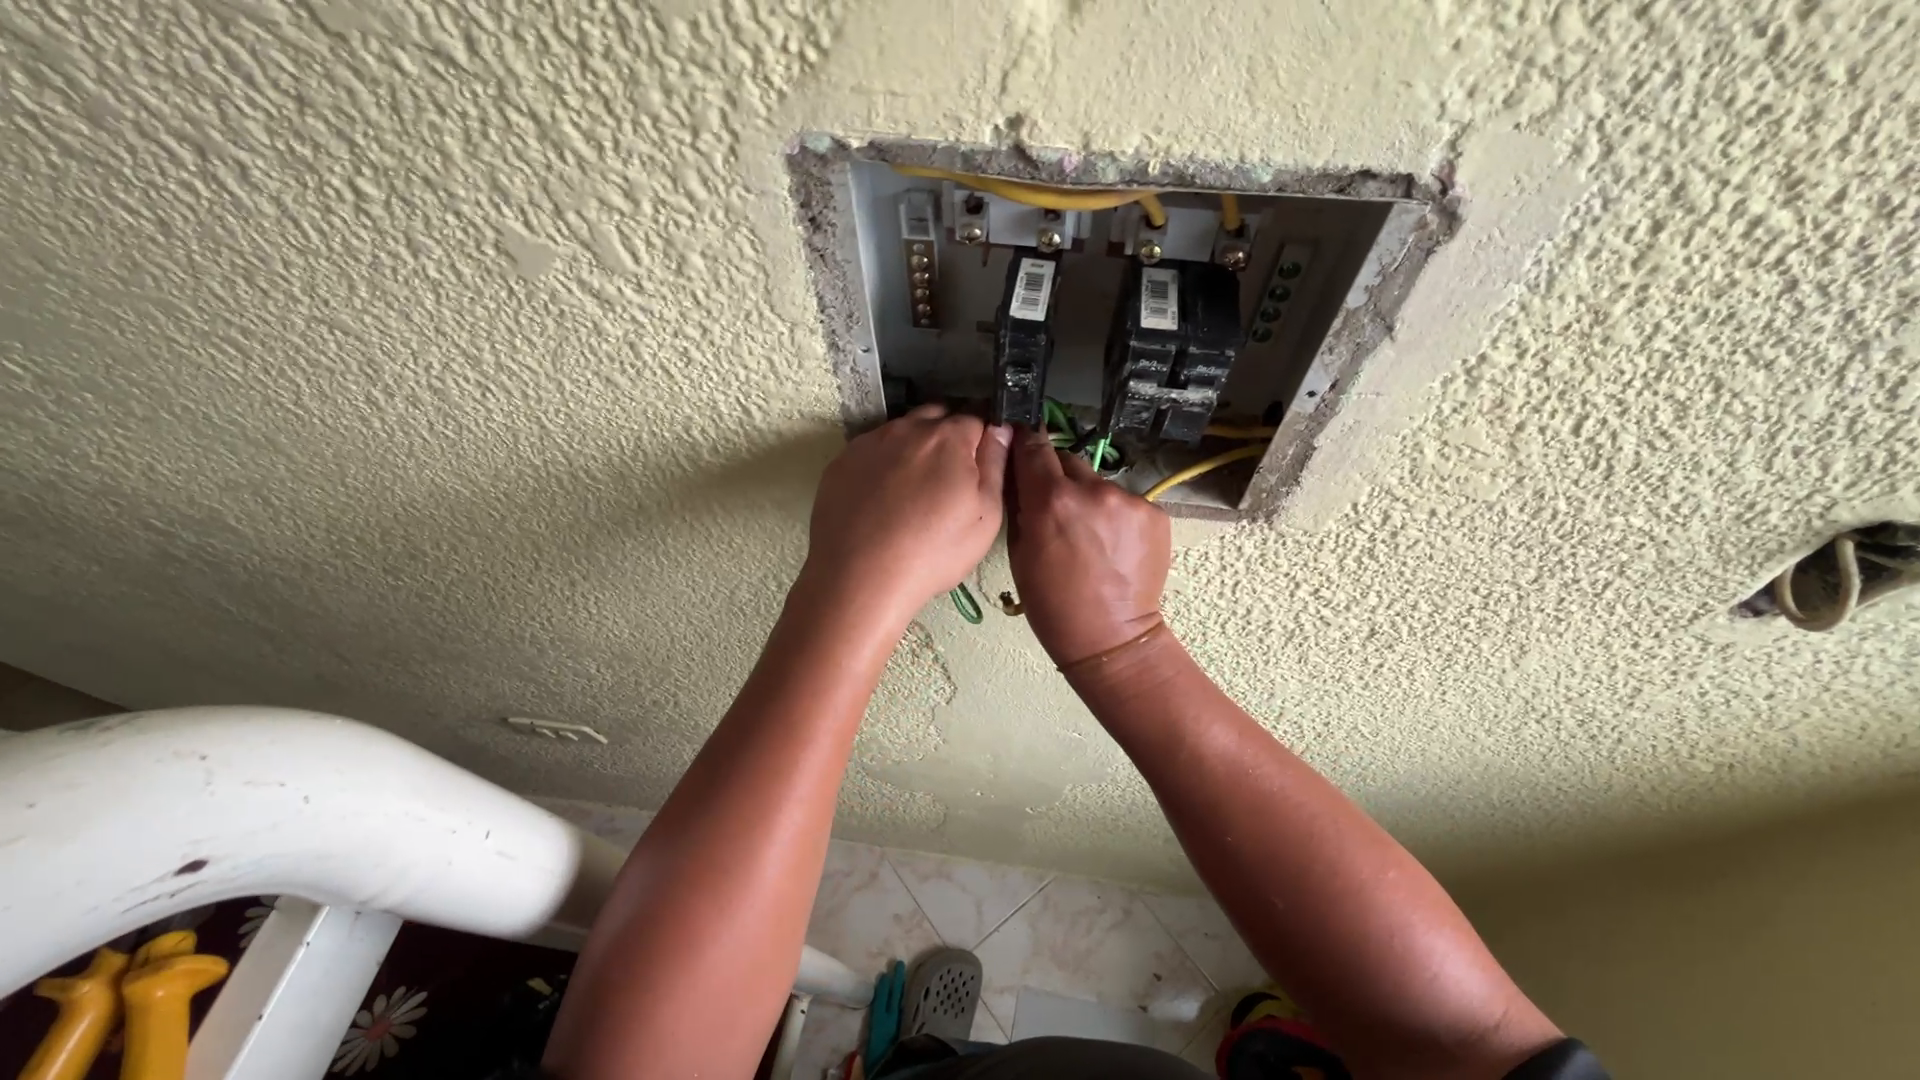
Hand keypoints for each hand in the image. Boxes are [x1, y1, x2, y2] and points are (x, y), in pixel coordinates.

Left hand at [803, 405, 1011, 619]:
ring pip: (901, 433)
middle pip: (936, 418)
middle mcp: (906, 429)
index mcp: (948, 437)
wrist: (860, 578)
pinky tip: (883, 500)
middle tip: (949, 479)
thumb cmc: (933, 552)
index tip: (982, 463)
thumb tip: (1001, 429)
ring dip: (913, 449)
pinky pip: (872, 452)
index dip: (983, 438)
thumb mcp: (985, 516)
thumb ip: (995, 464)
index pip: (977, 418)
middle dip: (948, 437)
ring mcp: (869, 443)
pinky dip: (883, 465)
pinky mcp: (841, 462)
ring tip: (914, 492)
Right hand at [1007, 430, 1170, 666]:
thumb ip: (1019, 505)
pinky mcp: (1154, 513)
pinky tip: (1113, 544)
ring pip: (1099, 483)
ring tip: (1090, 536)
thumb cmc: (1053, 603)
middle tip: (1058, 510)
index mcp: (1051, 500)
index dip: (1025, 441)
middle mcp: (1093, 491)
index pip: (1034, 446)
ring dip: (1091, 498)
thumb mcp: (1019, 552)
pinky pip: (1126, 501)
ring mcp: (1129, 500)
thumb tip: (1018, 473)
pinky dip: (1117, 515)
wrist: (1109, 636)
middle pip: (1068, 461)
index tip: (1022, 438)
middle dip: (1059, 479)